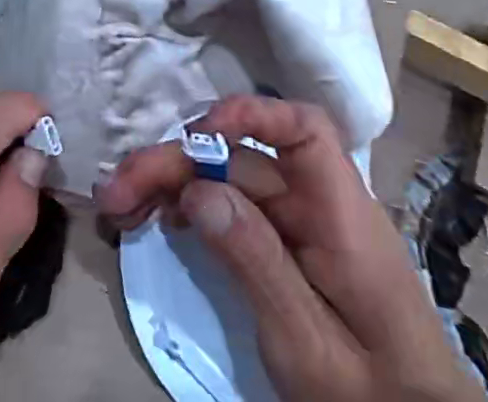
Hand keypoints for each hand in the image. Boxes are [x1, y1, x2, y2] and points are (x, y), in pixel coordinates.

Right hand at [97, 95, 483, 401]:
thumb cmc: (370, 392)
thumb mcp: (309, 343)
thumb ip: (258, 264)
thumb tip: (198, 190)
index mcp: (342, 216)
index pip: (306, 131)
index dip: (251, 115)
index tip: (196, 133)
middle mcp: (319, 205)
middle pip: (245, 160)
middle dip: (178, 163)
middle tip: (117, 190)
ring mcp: (300, 224)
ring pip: (230, 182)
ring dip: (174, 184)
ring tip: (120, 204)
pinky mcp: (285, 244)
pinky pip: (234, 211)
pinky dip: (193, 207)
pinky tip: (159, 218)